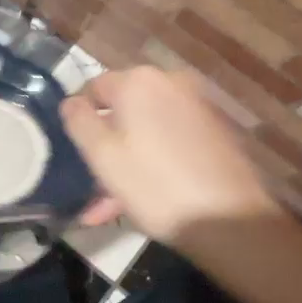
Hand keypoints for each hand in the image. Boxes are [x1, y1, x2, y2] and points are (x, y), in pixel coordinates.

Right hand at [60, 67, 277, 241]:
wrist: (230, 220)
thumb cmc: (155, 186)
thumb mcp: (102, 156)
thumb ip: (79, 122)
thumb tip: (71, 102)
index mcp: (139, 82)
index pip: (93, 88)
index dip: (78, 118)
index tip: (72, 151)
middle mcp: (171, 84)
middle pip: (122, 111)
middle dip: (104, 148)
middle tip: (92, 187)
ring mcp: (197, 108)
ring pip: (145, 132)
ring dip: (125, 164)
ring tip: (110, 208)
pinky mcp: (215, 134)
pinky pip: (169, 142)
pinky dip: (153, 163)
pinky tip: (143, 201)